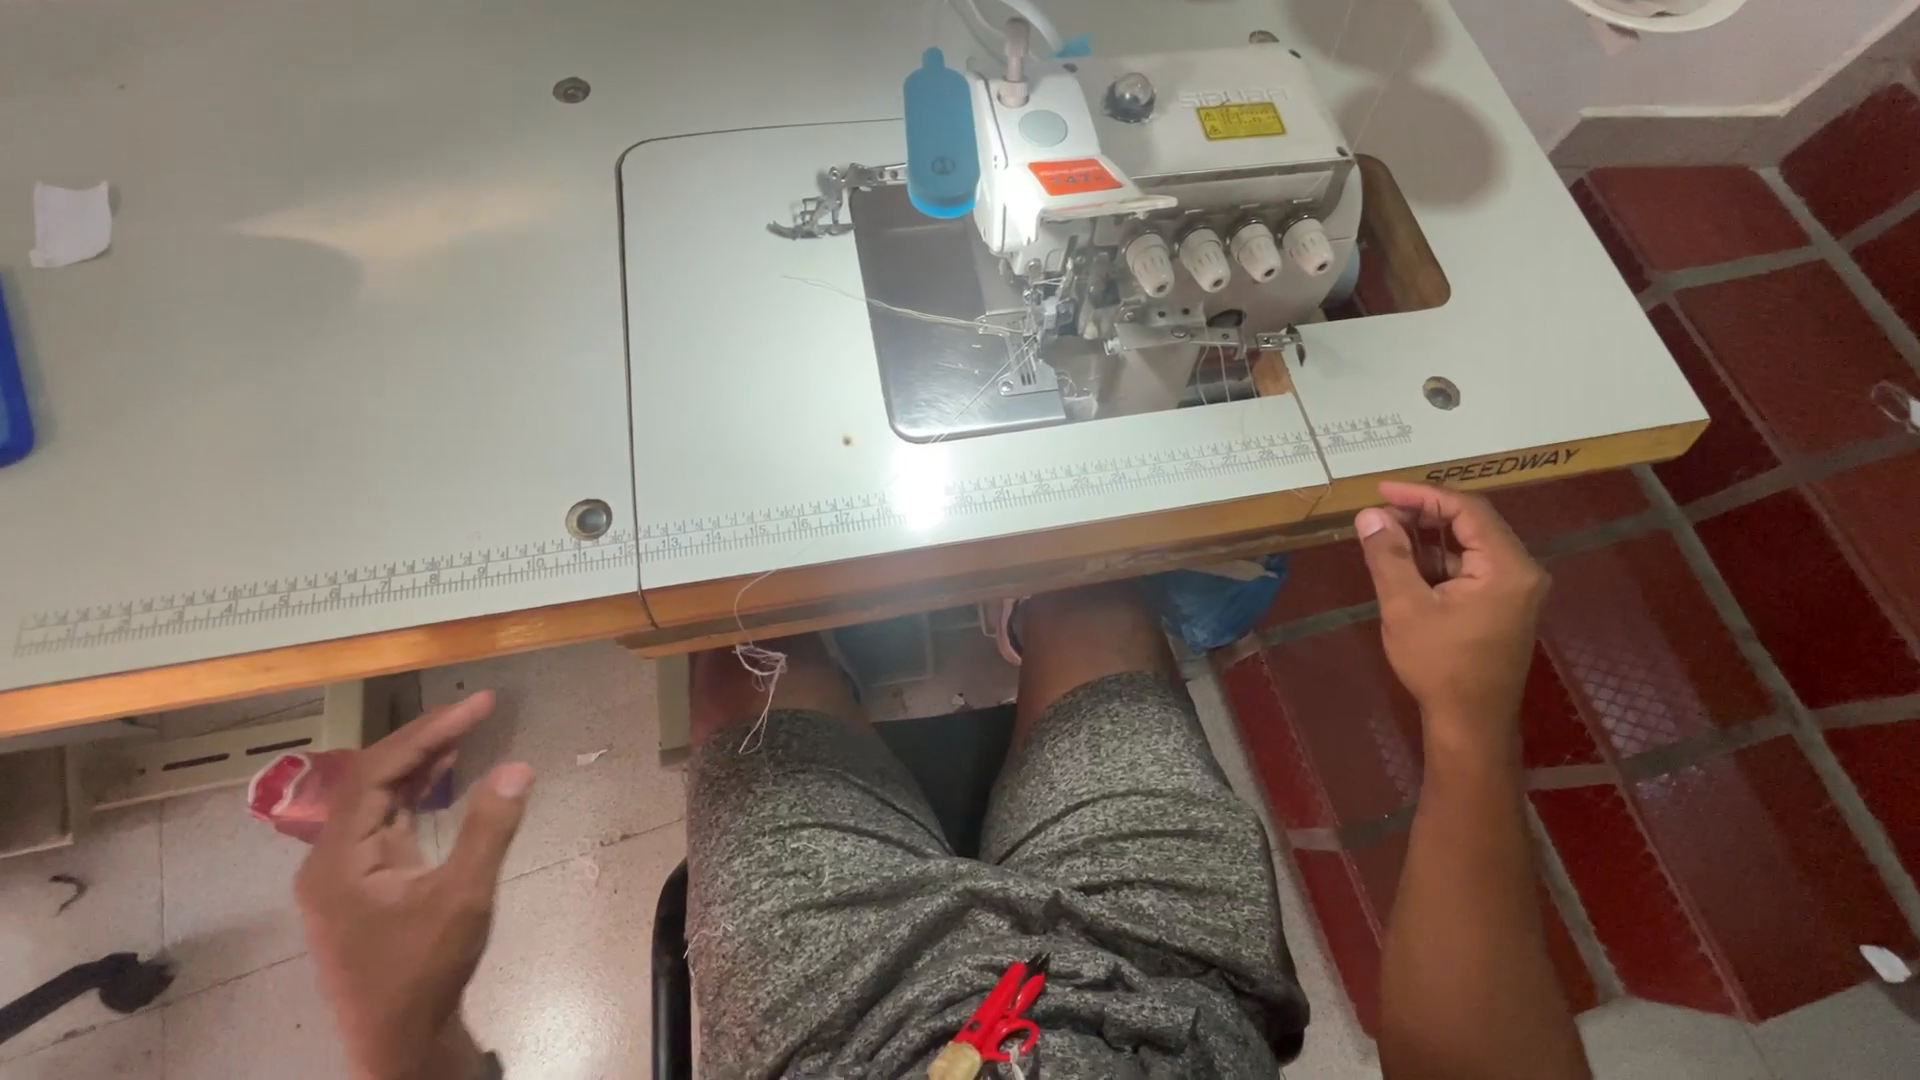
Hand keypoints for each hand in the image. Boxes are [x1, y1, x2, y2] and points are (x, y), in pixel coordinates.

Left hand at [295, 691, 532, 1079]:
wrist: (400, 1039)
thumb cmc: (425, 969)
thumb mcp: (463, 897)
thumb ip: (488, 828)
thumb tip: (517, 766)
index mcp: (338, 858)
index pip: (378, 772)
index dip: (430, 733)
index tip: (480, 707)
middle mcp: (331, 857)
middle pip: (372, 778)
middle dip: (425, 739)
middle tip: (478, 709)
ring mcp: (346, 871)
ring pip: (378, 797)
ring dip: (421, 761)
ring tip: (466, 729)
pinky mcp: (367, 882)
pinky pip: (388, 820)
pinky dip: (418, 791)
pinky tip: (445, 775)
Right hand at [1354, 482, 1548, 756]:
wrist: (1469, 720)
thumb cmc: (1439, 663)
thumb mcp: (1405, 606)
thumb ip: (1389, 555)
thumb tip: (1369, 515)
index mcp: (1507, 567)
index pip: (1467, 510)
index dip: (1422, 494)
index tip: (1381, 491)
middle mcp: (1521, 571)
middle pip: (1472, 523)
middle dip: (1423, 512)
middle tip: (1379, 511)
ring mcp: (1514, 589)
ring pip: (1469, 545)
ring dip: (1428, 536)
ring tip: (1385, 533)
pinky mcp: (1502, 605)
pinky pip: (1470, 567)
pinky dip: (1438, 559)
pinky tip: (1406, 563)